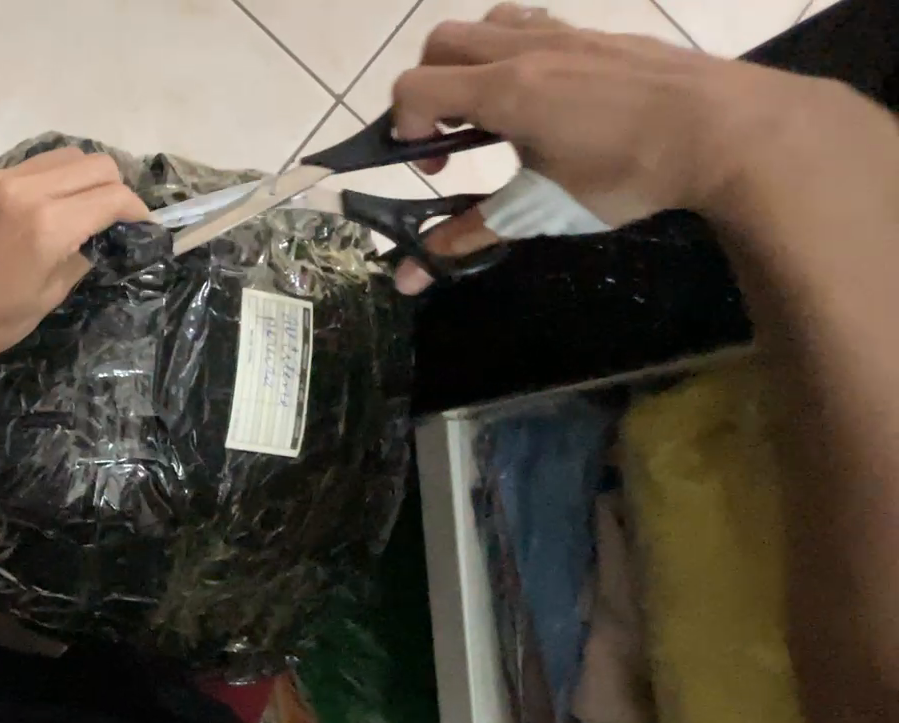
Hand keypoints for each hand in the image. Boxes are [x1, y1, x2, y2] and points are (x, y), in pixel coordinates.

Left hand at [0, 147, 149, 393]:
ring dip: (76, 180)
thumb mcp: (50, 295)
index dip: (135, 210)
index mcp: (46, 226)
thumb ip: (83, 253)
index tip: (139, 225)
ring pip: (58, 158)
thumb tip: (105, 232)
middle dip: (111, 188)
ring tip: (75, 209)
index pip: (112, 196)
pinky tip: (30, 212)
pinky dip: (37, 185)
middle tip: (111, 217)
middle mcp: (21, 190)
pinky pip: (20, 168)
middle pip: (92, 164)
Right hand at [389, 3, 893, 291]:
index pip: (414, 87)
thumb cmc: (624, 173)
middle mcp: (530, 50)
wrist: (734, 130)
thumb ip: (464, 236)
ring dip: (467, 65)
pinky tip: (536, 98)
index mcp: (507, 90)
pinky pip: (535, 24)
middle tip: (449, 137)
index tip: (431, 166)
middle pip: (439, 44)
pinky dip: (513, 54)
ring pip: (487, 24)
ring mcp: (569, 35)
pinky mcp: (599, 36)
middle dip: (426, 91)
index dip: (401, 127)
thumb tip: (403, 282)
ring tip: (487, 113)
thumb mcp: (533, 211)